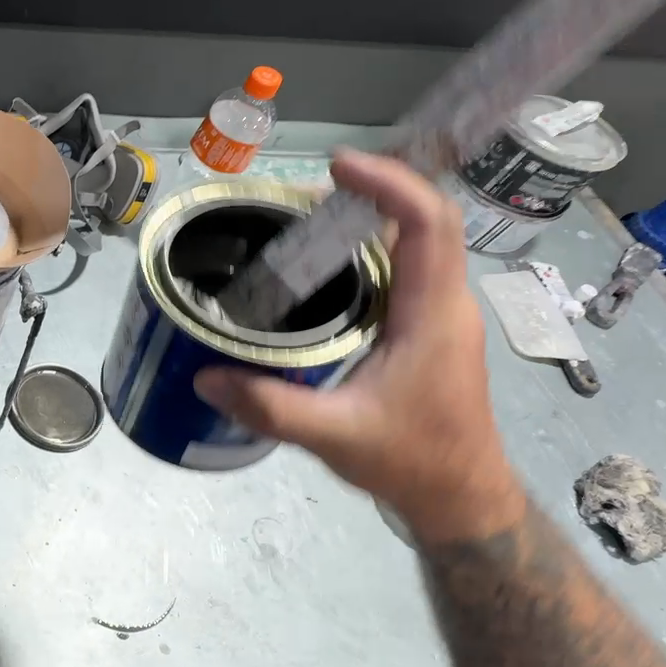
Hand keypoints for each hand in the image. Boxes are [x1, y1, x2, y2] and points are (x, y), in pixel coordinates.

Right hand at [192, 149, 524, 543]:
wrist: (460, 498)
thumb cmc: (413, 461)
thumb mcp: (335, 436)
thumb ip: (269, 407)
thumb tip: (204, 376)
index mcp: (433, 314)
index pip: (428, 223)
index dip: (390, 185)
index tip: (337, 168)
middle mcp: (442, 304)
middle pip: (418, 223)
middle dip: (365, 196)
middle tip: (296, 198)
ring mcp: (436, 317)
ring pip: (409, 247)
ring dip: (361, 225)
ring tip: (295, 228)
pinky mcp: (422, 332)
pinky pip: (397, 274)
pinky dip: (358, 257)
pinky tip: (312, 276)